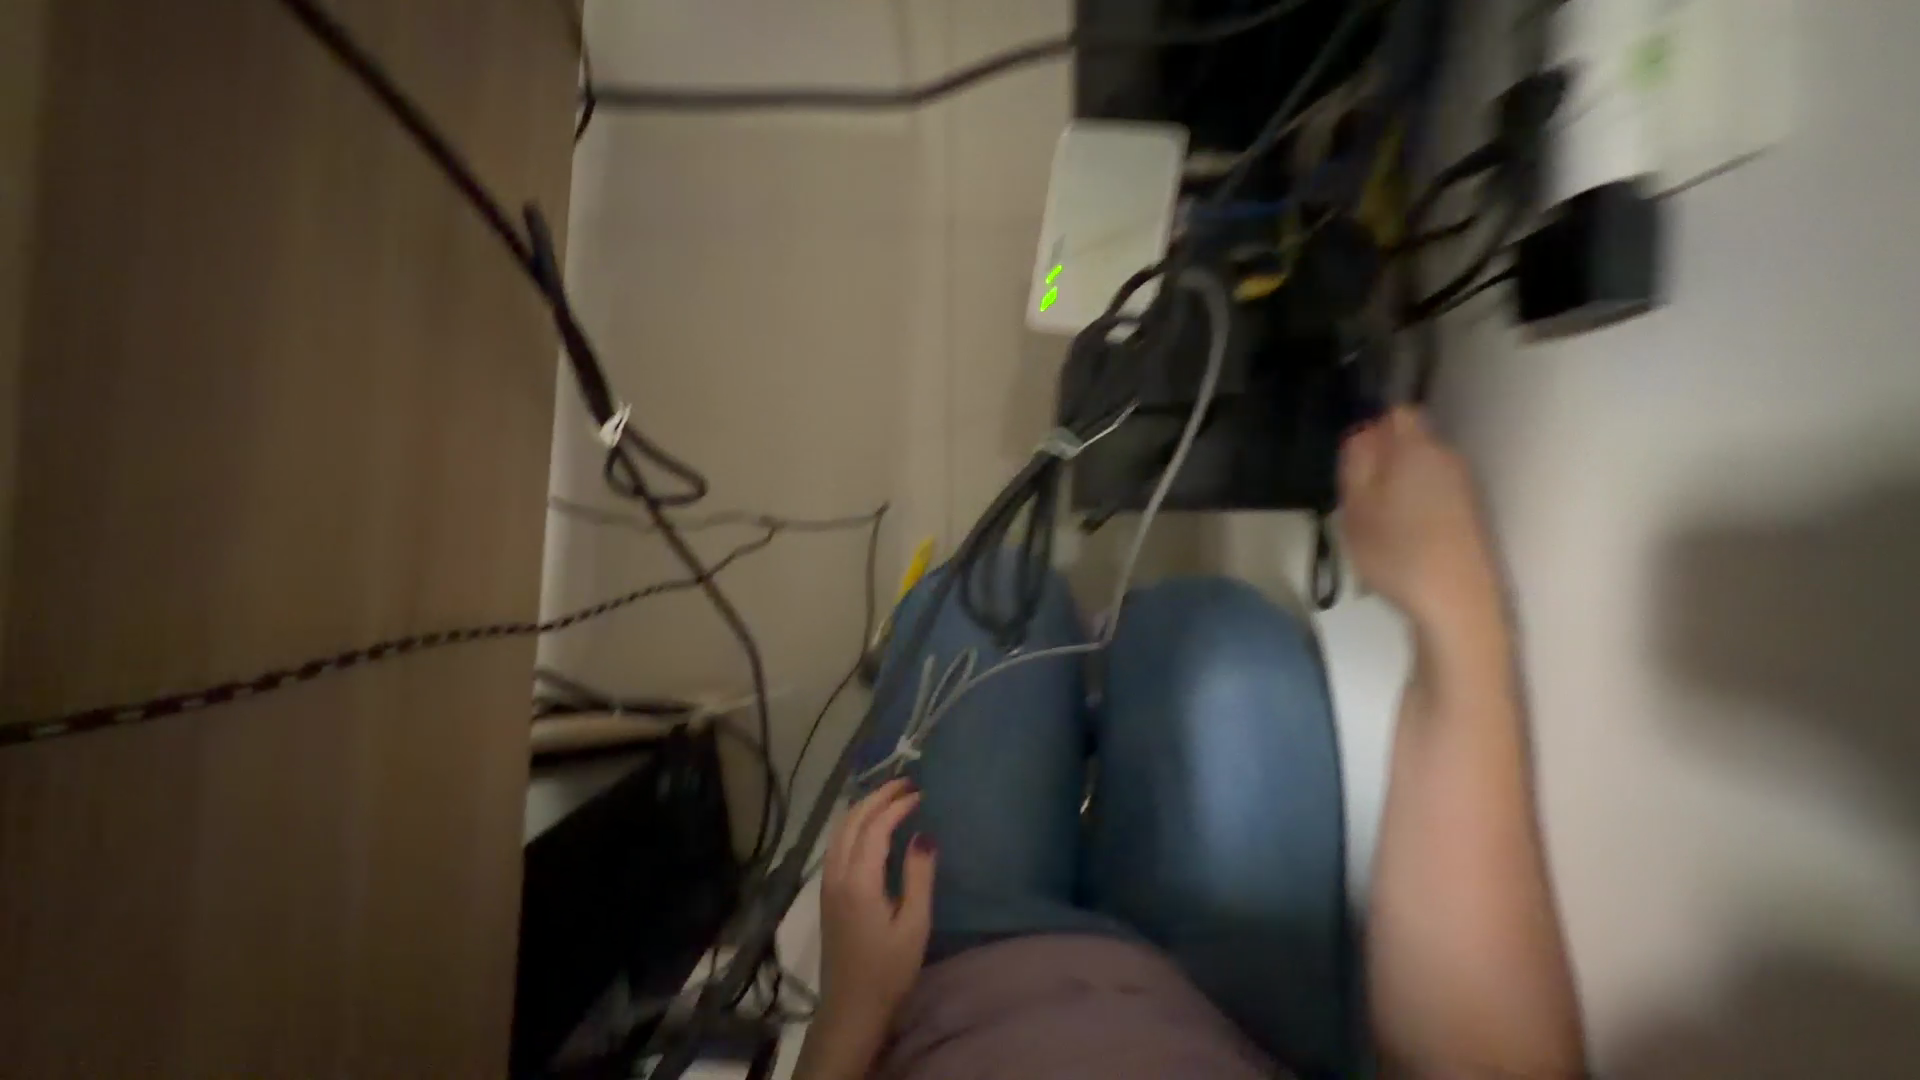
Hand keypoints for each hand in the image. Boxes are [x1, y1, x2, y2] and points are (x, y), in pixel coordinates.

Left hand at [819, 778, 937, 1029]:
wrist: (851, 1009)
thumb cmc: (888, 970)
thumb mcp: (914, 925)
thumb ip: (918, 876)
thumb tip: (923, 835)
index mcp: (859, 880)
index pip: (875, 827)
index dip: (897, 806)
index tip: (920, 793)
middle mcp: (837, 874)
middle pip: (852, 821)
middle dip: (877, 797)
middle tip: (905, 784)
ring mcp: (828, 883)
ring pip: (840, 830)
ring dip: (864, 808)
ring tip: (891, 797)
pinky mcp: (827, 893)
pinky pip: (837, 843)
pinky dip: (855, 824)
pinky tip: (872, 826)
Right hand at [1340, 407, 1502, 634]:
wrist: (1456, 602)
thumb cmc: (1396, 552)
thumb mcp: (1356, 508)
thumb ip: (1356, 465)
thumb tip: (1361, 435)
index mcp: (1416, 450)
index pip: (1398, 413)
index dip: (1373, 427)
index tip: (1352, 458)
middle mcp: (1447, 458)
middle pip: (1411, 441)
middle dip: (1383, 458)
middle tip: (1355, 495)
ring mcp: (1464, 487)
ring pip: (1421, 468)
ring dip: (1397, 484)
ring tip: (1375, 521)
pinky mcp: (1470, 514)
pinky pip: (1434, 492)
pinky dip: (1414, 504)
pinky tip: (1401, 537)